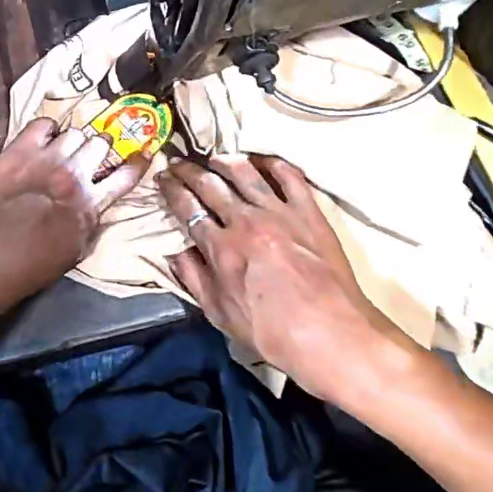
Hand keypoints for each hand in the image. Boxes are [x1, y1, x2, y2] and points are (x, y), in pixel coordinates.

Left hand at [0, 118, 148, 312]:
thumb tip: (96, 202)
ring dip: (73, 142)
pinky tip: (42, 142)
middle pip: (100, 144)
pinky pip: (42, 124)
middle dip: (99, 150)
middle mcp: (73, 177)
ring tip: (63, 151)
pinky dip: (46, 130)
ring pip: (74, 132)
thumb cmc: (26, 271)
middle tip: (89, 158)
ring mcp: (43, 161)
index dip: (136, 163)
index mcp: (90, 208)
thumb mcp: (74, 253)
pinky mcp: (15, 152)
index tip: (140, 155)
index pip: (126, 176)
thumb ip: (90, 221)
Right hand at [160, 155, 411, 387]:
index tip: (162, 178)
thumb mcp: (219, 313)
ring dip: (225, 160)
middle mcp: (246, 222)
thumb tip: (175, 252)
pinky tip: (262, 160)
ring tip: (214, 156)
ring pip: (246, 173)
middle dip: (189, 170)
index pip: (187, 208)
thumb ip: (194, 278)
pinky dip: (273, 164)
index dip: (171, 190)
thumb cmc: (270, 332)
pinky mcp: (309, 212)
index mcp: (221, 247)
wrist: (330, 334)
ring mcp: (280, 212)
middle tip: (177, 161)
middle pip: (210, 185)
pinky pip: (290, 177)